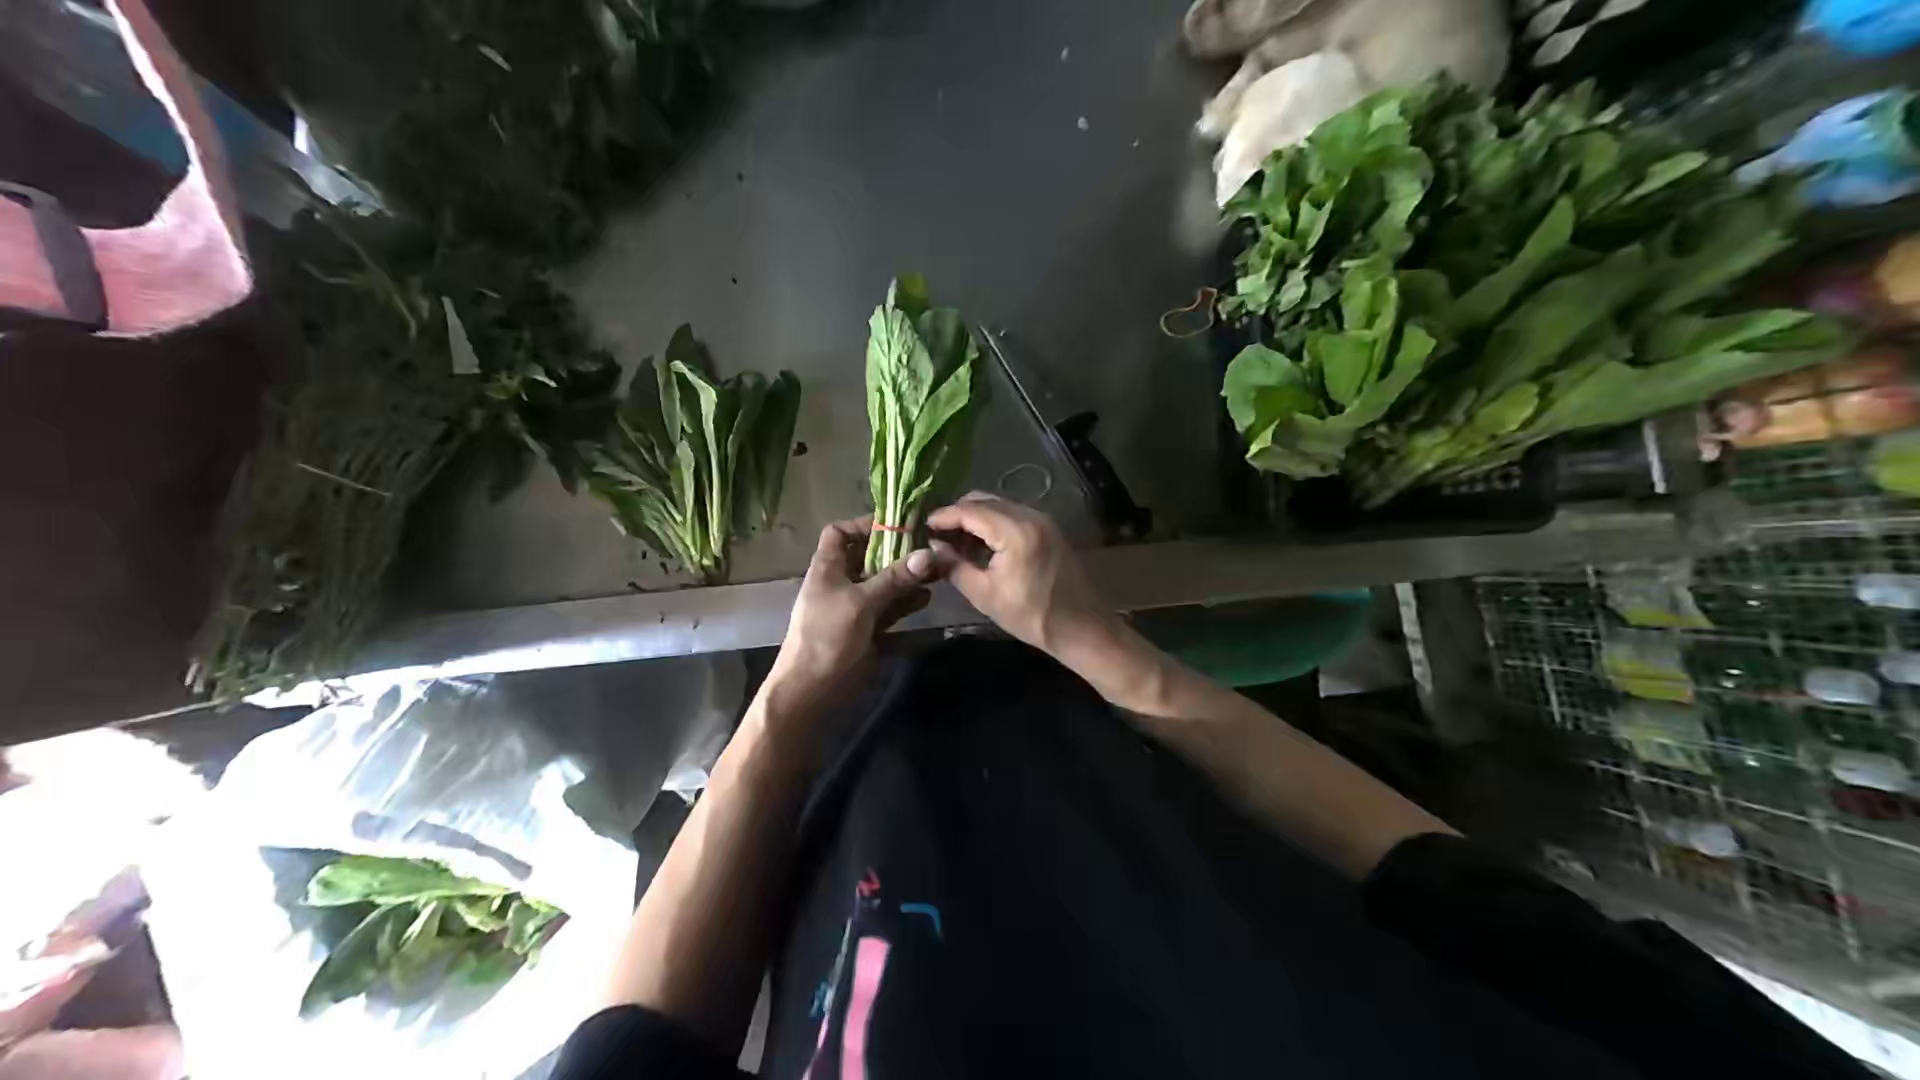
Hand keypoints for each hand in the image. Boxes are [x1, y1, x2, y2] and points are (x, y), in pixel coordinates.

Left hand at [764, 518, 937, 719]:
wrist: (811, 690)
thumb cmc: (826, 637)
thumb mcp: (860, 603)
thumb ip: (894, 578)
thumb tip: (928, 554)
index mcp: (827, 568)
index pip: (839, 533)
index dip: (863, 525)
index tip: (896, 525)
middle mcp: (841, 582)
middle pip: (869, 556)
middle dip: (897, 551)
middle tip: (929, 546)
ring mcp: (854, 606)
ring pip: (883, 582)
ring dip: (906, 576)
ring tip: (936, 571)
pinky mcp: (867, 628)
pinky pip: (889, 607)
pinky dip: (906, 601)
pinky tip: (927, 596)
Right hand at [925, 493, 1115, 654]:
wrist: (1083, 628)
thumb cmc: (1032, 616)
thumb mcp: (984, 594)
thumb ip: (954, 566)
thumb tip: (932, 549)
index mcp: (1016, 530)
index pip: (970, 510)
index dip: (943, 516)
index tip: (922, 527)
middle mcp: (1031, 515)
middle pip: (984, 500)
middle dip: (958, 515)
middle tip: (937, 536)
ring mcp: (1043, 520)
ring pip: (998, 506)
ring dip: (975, 519)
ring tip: (955, 544)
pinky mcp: (1048, 529)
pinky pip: (1012, 516)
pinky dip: (993, 524)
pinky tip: (980, 547)